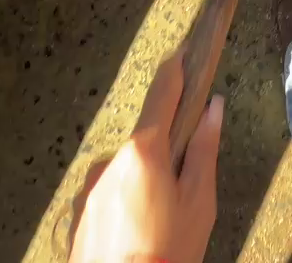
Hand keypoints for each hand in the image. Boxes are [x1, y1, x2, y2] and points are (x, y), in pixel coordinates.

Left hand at [68, 51, 222, 262]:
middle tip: (183, 184)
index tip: (186, 49)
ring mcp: (90, 188)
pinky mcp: (77, 214)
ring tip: (159, 222)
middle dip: (165, 149)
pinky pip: (109, 193)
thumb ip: (205, 148)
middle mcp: (111, 160)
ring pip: (127, 169)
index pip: (163, 91)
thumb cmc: (170, 251)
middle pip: (146, 137)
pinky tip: (137, 233)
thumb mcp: (200, 201)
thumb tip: (214, 105)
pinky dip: (125, 201)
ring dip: (143, 179)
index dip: (177, 67)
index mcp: (144, 150)